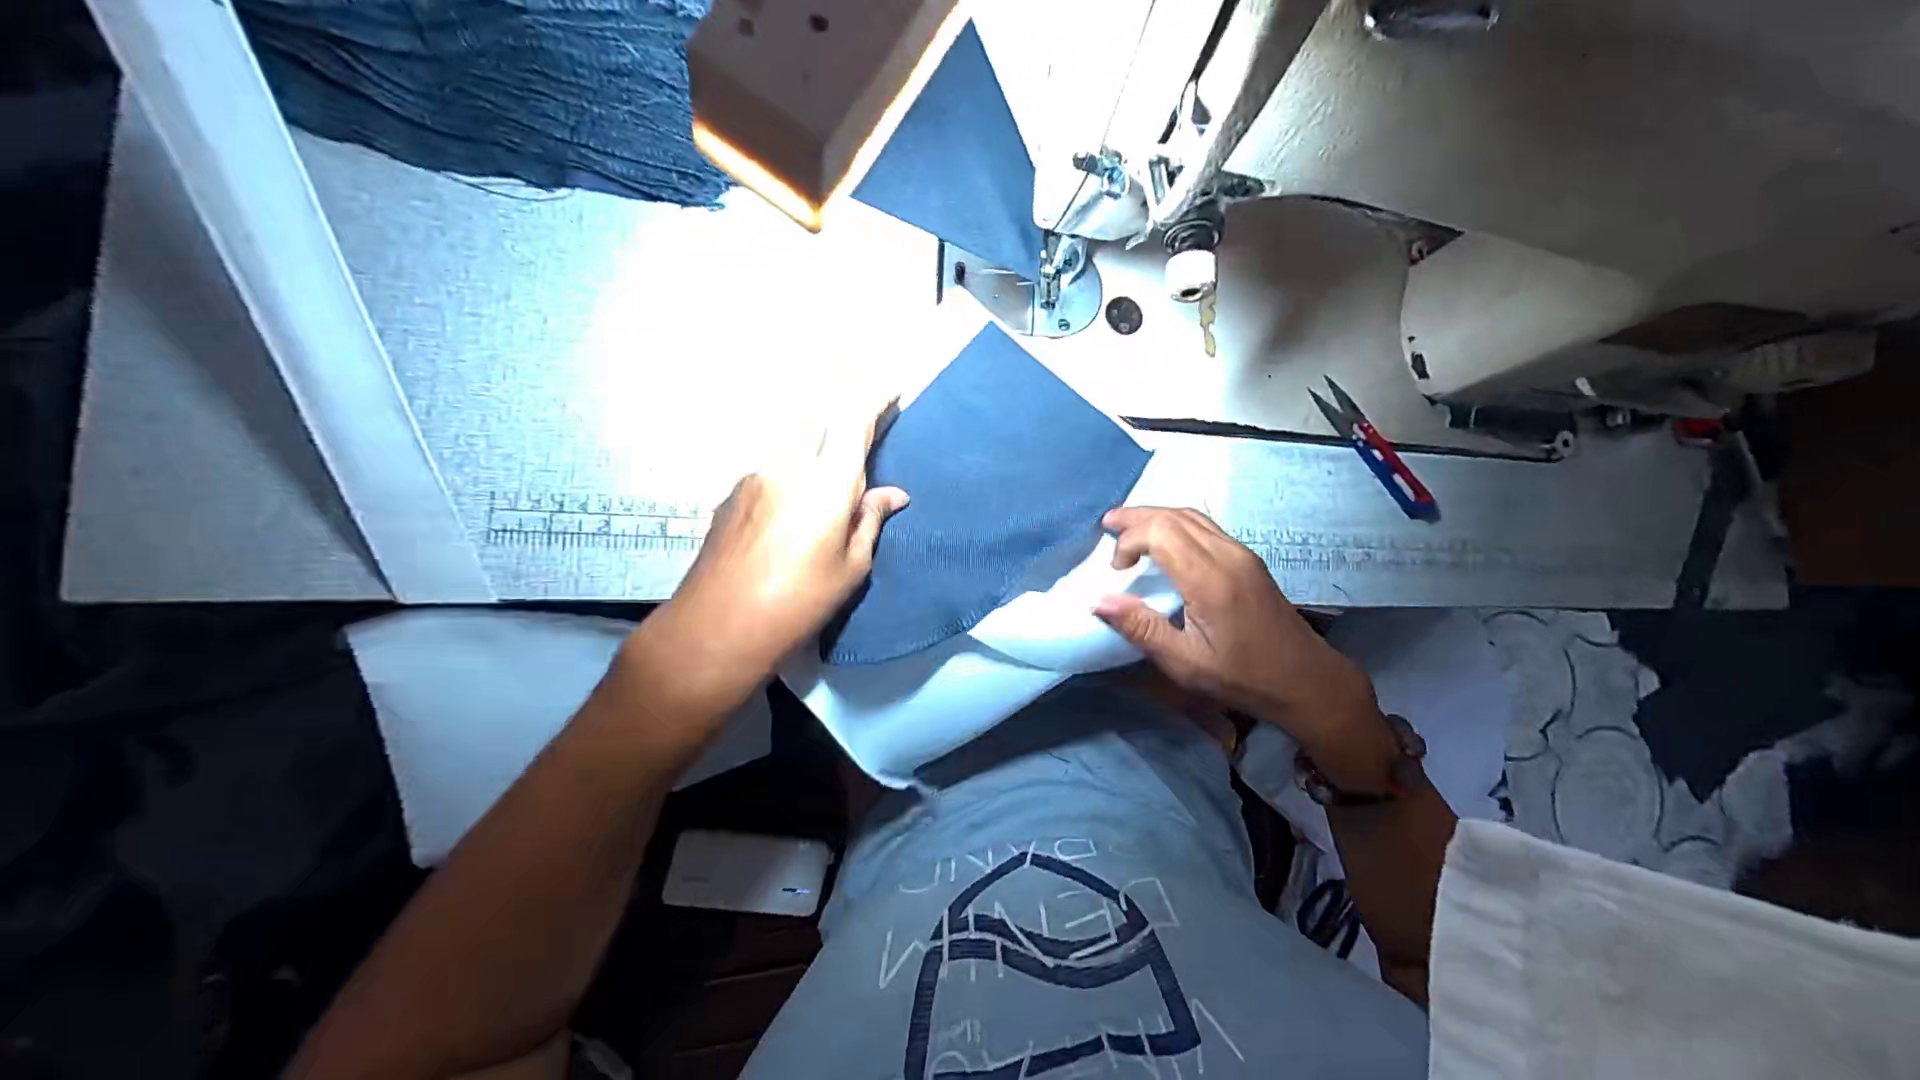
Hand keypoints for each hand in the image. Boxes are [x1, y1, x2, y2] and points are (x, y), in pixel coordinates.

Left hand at [623, 402, 907, 714]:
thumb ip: (870, 520)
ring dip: (816, 452)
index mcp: (826, 483)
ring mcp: (755, 476)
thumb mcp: (850, 568)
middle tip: (861, 439)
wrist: (717, 626)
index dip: (876, 400)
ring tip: (824, 499)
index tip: (893, 390)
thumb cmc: (798, 602)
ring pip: (795, 446)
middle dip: (845, 418)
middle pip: (821, 420)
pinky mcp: (733, 493)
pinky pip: (773, 470)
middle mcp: (788, 466)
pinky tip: (791, 519)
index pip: (854, 421)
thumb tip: (894, 494)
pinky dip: (792, 477)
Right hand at [1092, 507, 1385, 772]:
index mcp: (1210, 579)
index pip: (1160, 533)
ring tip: (1126, 526)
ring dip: (1156, 516)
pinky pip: (1205, 526)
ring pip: (1191, 516)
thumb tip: (1098, 602)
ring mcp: (1241, 553)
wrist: (1305, 680)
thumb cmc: (1241, 677)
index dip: (1129, 541)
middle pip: (1174, 516)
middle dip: (1136, 517)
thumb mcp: (1184, 662)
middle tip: (1107, 524)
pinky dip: (1175, 524)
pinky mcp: (1247, 559)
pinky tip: (1162, 539)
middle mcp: (1227, 555)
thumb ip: (1141, 628)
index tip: (1116, 570)